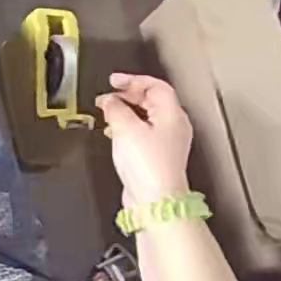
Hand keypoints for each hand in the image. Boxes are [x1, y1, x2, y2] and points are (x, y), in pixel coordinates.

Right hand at [97, 72, 193, 205]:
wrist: (154, 200)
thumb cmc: (149, 167)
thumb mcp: (126, 129)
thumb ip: (115, 109)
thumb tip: (109, 100)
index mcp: (172, 115)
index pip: (156, 86)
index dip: (133, 80)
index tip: (114, 80)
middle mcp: (173, 127)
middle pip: (151, 101)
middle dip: (128, 95)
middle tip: (108, 95)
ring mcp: (165, 143)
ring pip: (145, 117)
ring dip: (125, 112)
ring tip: (108, 112)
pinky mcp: (155, 157)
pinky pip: (141, 134)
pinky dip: (126, 128)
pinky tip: (114, 133)